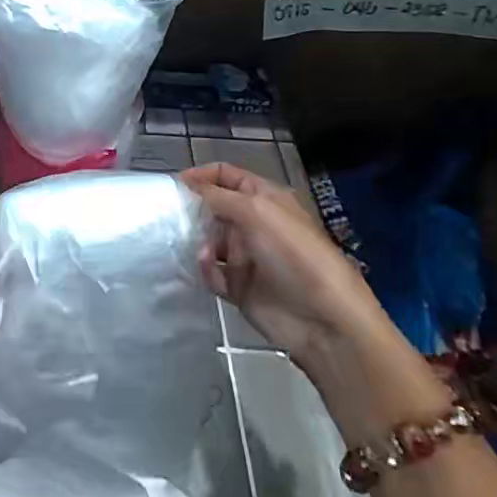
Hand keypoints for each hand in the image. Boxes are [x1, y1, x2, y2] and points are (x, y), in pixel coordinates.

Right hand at [179, 163, 380, 356]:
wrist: (324, 320)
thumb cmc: (294, 254)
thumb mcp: (257, 213)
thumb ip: (218, 196)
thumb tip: (188, 184)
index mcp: (264, 199)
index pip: (227, 176)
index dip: (202, 176)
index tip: (175, 184)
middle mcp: (254, 223)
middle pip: (213, 208)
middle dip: (194, 210)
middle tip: (172, 216)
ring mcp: (246, 256)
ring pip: (208, 240)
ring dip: (197, 240)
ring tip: (194, 248)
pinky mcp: (239, 287)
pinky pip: (211, 272)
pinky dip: (205, 269)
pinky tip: (207, 270)